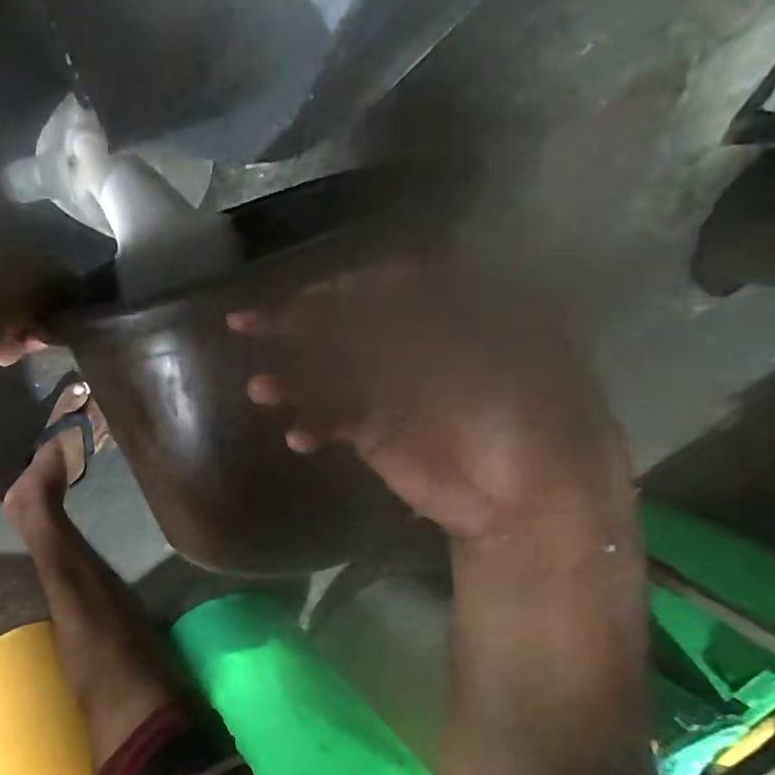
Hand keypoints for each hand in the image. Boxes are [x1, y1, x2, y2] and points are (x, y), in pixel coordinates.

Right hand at [230, 262, 632, 543]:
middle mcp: (407, 346)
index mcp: (440, 314)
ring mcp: (389, 392)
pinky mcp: (375, 437)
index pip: (379, 290)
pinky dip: (314, 427)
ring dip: (292, 380)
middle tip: (245, 325)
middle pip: (343, 328)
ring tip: (260, 390)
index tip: (302, 294)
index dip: (338, 289)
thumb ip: (431, 317)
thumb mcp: (490, 348)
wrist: (529, 494)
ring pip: (329, 376)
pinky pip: (335, 424)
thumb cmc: (526, 412)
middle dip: (294, 326)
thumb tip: (381, 281)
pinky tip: (297, 436)